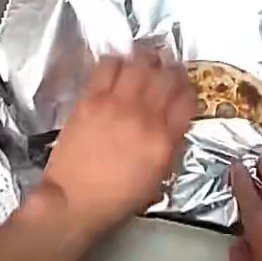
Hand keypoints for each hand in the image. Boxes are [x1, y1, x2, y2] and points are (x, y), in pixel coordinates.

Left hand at [41, 53, 194, 236]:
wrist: (72, 201)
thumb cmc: (115, 198)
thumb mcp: (156, 177)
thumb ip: (170, 144)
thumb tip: (174, 121)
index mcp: (164, 140)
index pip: (187, 100)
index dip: (188, 90)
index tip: (185, 89)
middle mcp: (144, 116)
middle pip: (167, 76)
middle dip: (173, 69)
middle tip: (169, 69)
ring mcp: (118, 104)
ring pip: (140, 64)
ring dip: (147, 59)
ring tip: (147, 60)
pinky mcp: (92, 99)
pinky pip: (108, 67)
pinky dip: (117, 61)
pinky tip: (119, 66)